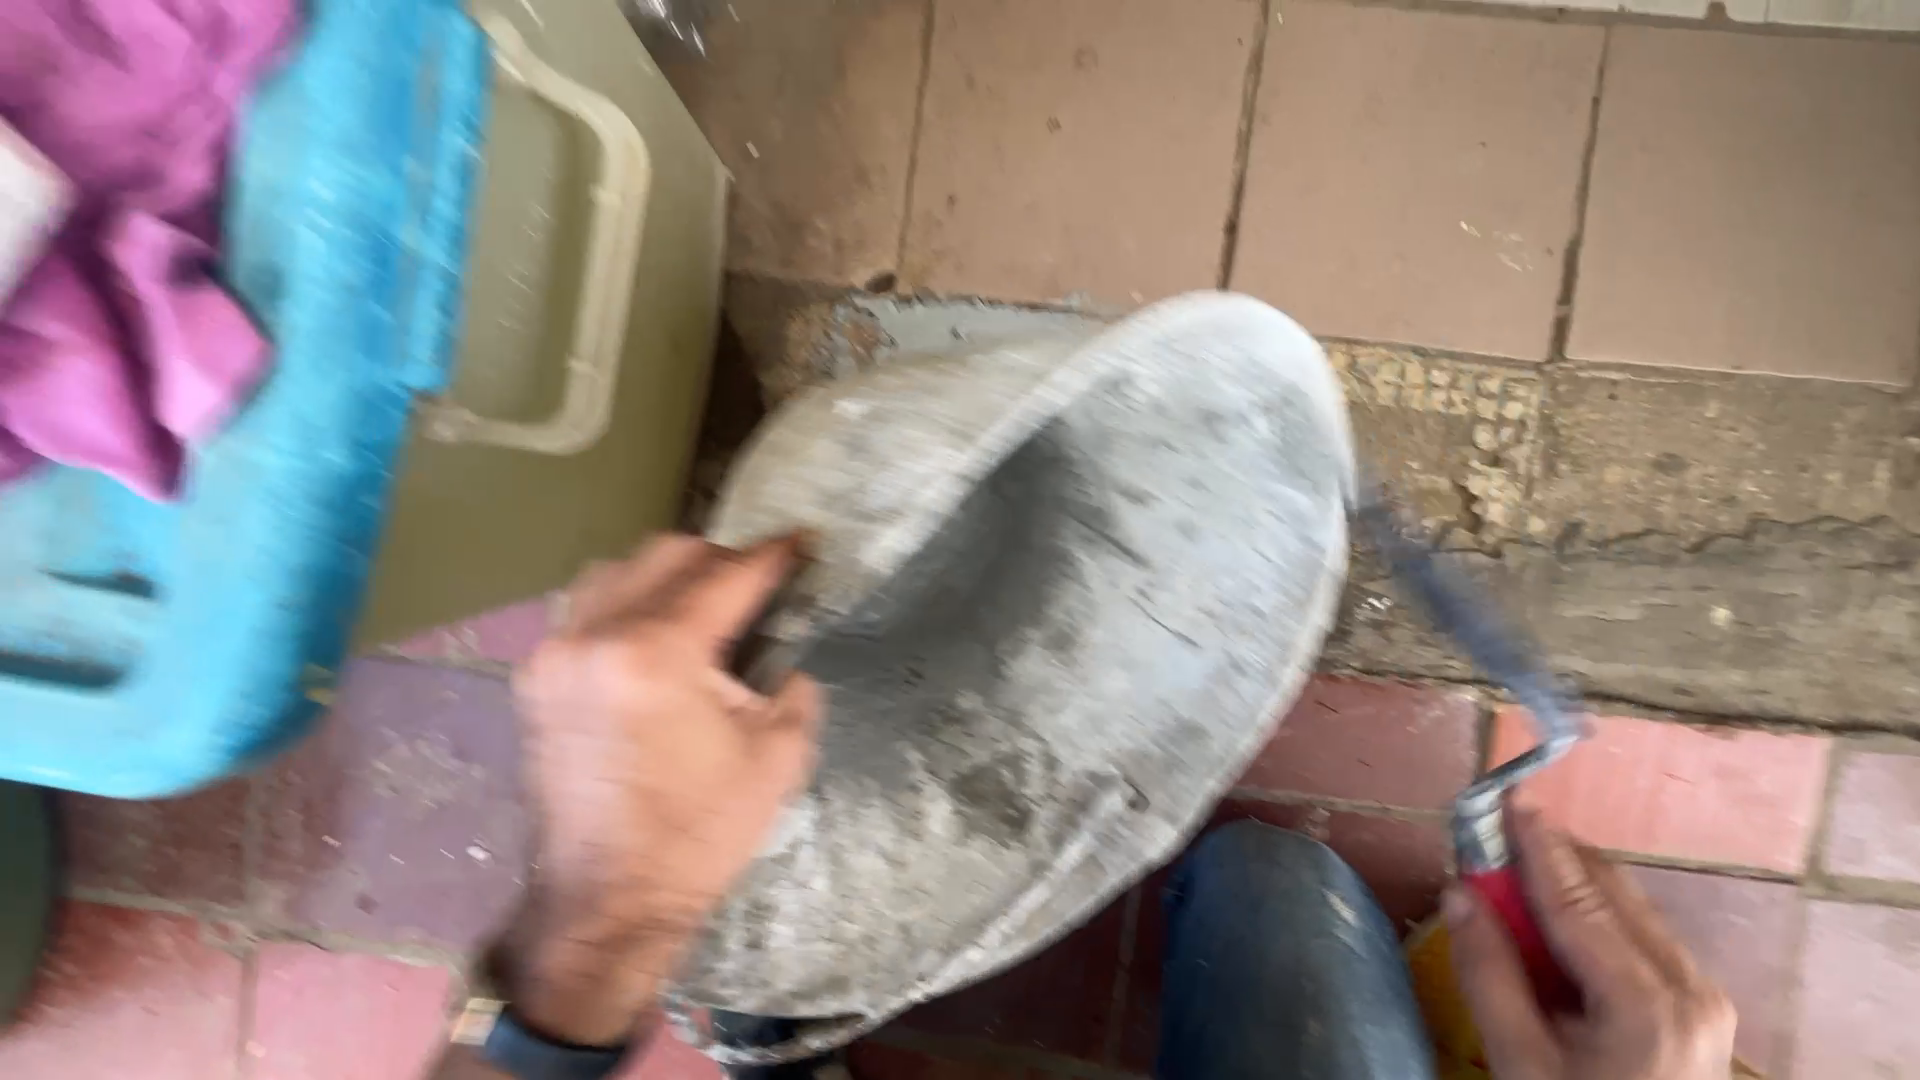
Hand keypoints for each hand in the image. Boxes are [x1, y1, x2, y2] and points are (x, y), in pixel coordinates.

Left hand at [496, 534, 823, 1046]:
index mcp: (659, 656)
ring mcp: (556, 654)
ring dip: (673, 573)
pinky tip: (656, 630)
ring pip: (621, 569)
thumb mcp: (780, 757)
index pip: (727, 577)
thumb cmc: (700, 834)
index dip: (774, 555)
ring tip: (707, 604)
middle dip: (725, 559)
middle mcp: (596, 637)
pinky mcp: (537, 677)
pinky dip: (629, 599)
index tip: (804, 542)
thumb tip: (785, 651)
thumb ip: (796, 684)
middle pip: (670, 553)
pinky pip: (587, 605)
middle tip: (760, 585)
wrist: (605, 905)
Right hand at [1445, 810, 1736, 1079]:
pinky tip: (1548, 925)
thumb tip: (1458, 890)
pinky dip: (1586, 908)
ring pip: (1624, 902)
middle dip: (1546, 855)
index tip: (1507, 797)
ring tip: (1507, 881)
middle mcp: (1687, 984)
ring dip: (1563, 880)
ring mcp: (1701, 993)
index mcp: (1644, 1001)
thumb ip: (1487, 971)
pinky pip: (1635, 928)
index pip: (1576, 897)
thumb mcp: (1519, 1059)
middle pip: (1608, 887)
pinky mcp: (1698, 1001)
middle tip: (1488, 840)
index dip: (1536, 843)